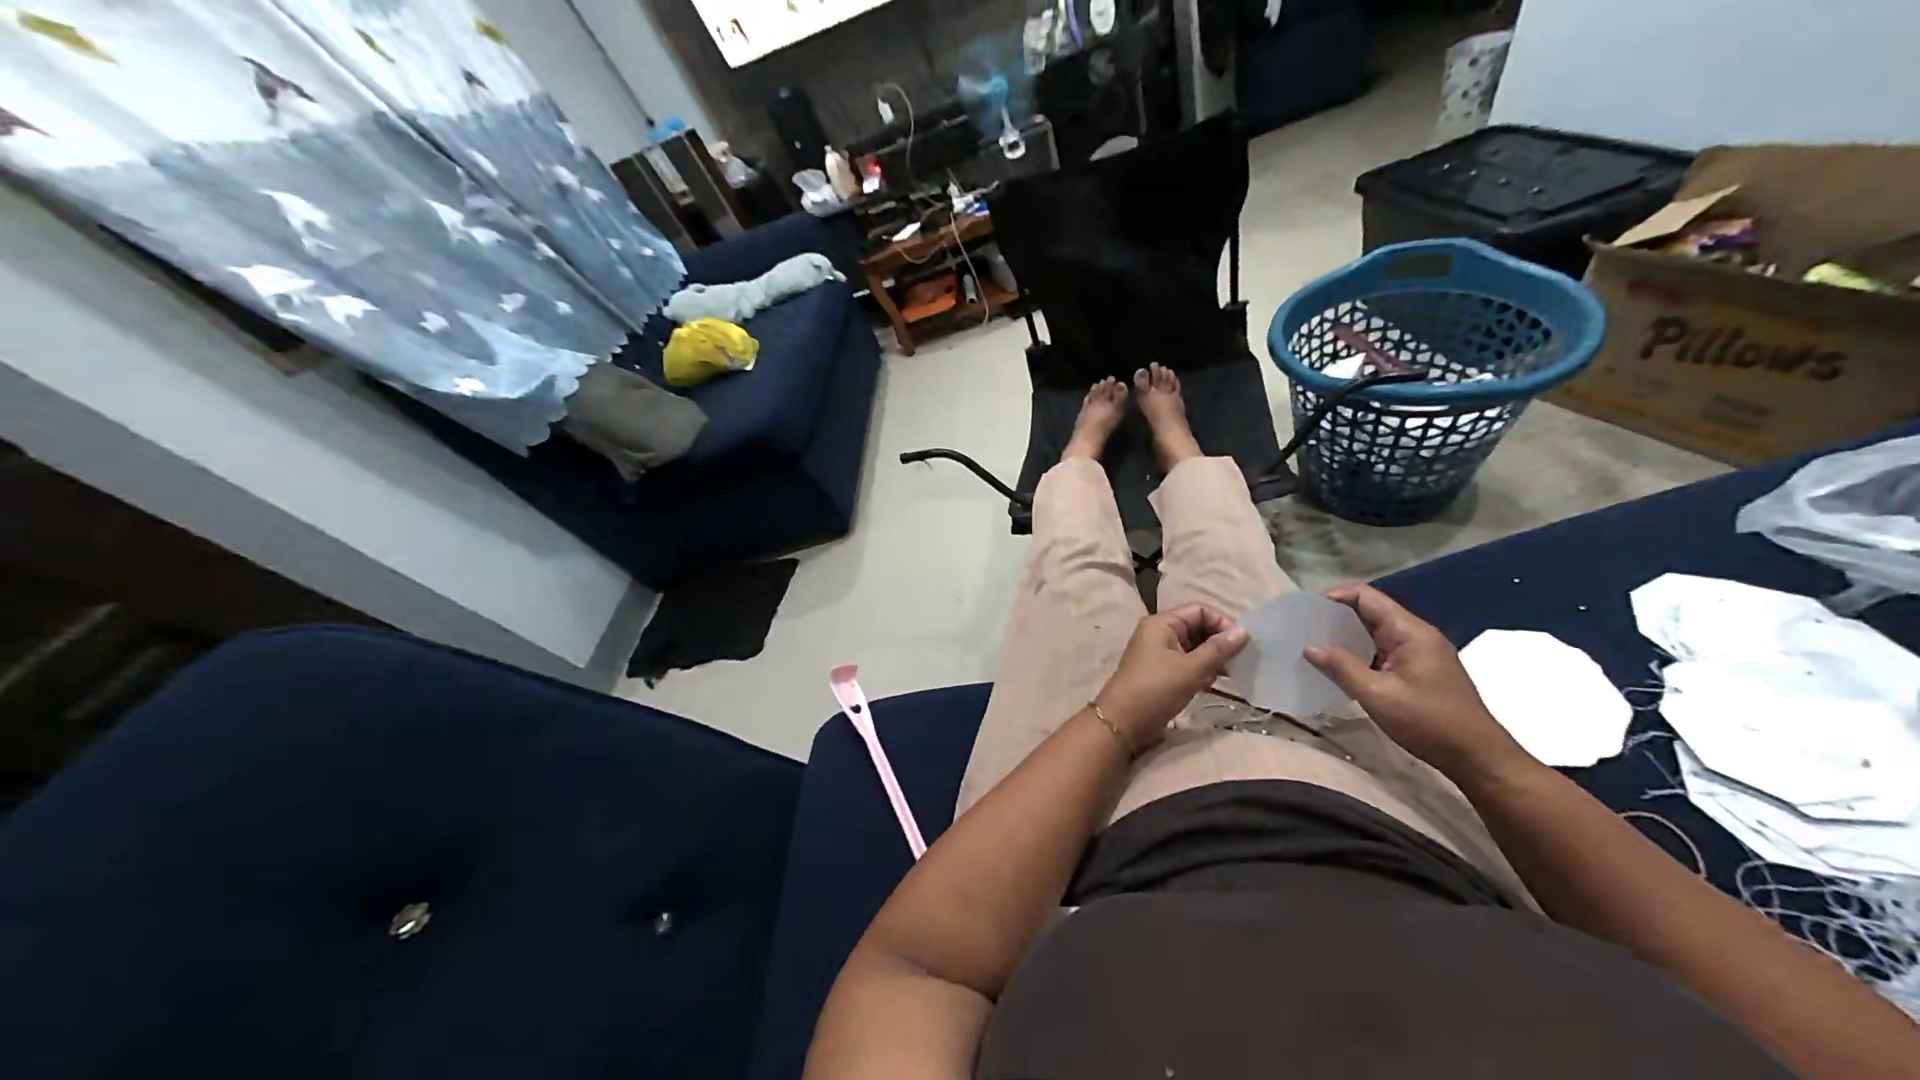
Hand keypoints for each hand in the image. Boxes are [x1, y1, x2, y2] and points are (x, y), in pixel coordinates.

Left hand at [1095, 604, 1249, 750]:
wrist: (1122, 722)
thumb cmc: (1155, 689)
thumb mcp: (1191, 669)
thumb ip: (1218, 649)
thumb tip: (1244, 631)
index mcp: (1162, 623)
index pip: (1199, 610)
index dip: (1223, 622)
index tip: (1243, 643)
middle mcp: (1160, 633)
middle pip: (1197, 626)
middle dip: (1219, 641)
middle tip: (1241, 659)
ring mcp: (1159, 652)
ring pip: (1194, 646)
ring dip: (1213, 657)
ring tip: (1231, 672)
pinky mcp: (1162, 671)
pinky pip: (1188, 662)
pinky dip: (1202, 669)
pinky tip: (1216, 682)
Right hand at [1304, 583, 1535, 781]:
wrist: (1478, 756)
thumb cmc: (1428, 722)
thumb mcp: (1377, 695)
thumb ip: (1342, 667)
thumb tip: (1310, 647)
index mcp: (1410, 632)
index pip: (1366, 596)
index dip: (1334, 597)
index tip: (1307, 612)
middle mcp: (1416, 635)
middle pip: (1370, 611)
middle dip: (1335, 617)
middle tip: (1304, 630)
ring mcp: (1420, 653)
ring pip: (1375, 633)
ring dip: (1346, 637)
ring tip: (1314, 647)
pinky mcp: (1419, 670)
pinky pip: (1382, 651)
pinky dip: (1359, 654)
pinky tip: (1339, 668)